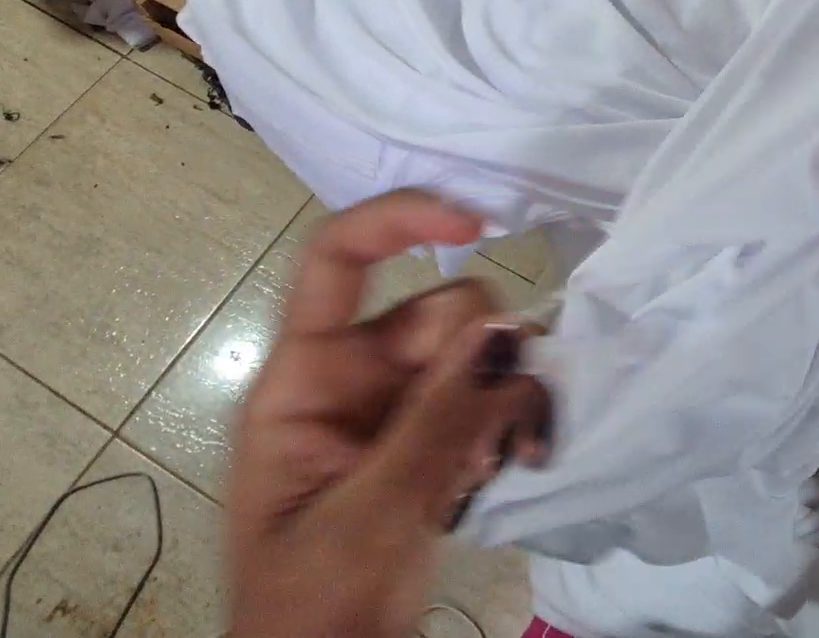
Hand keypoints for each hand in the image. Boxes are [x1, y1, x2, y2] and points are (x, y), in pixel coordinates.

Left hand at [227, 190, 550, 637]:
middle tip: (501, 419)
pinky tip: (505, 470)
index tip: (476, 223)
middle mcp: (358, 374)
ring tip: (501, 463)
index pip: (338, 260)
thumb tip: (501, 327)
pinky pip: (495, 394)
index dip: (400, 220)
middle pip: (440, 311)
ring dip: (506, 396)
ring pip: (480, 351)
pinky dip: (513, 422)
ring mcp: (403, 404)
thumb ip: (435, 423)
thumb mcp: (365, 519)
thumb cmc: (310, 613)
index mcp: (305, 377)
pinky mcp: (441, 435)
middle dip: (483, 352)